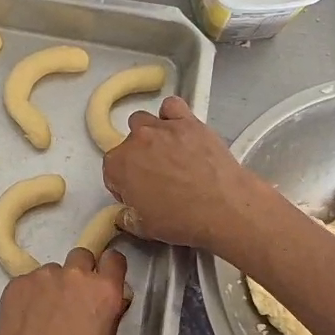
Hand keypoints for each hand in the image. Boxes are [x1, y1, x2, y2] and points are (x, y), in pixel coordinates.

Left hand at [0, 248, 130, 334]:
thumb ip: (109, 314)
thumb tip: (109, 301)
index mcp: (103, 290)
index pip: (114, 259)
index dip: (109, 269)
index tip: (104, 280)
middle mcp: (74, 275)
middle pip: (81, 256)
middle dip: (80, 273)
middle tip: (72, 299)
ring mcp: (42, 276)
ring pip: (52, 271)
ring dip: (52, 285)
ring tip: (44, 316)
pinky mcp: (16, 283)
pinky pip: (29, 281)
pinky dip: (30, 295)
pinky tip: (27, 320)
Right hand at [102, 96, 269, 253]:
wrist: (223, 208)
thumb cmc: (182, 220)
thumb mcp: (145, 229)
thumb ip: (128, 218)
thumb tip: (125, 215)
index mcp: (118, 166)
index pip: (111, 170)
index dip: (123, 184)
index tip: (136, 194)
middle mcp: (136, 141)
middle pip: (128, 144)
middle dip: (137, 158)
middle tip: (155, 176)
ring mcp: (163, 128)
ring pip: (144, 121)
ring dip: (150, 134)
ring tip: (167, 152)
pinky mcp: (188, 121)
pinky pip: (172, 106)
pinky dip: (172, 115)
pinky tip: (181, 131)